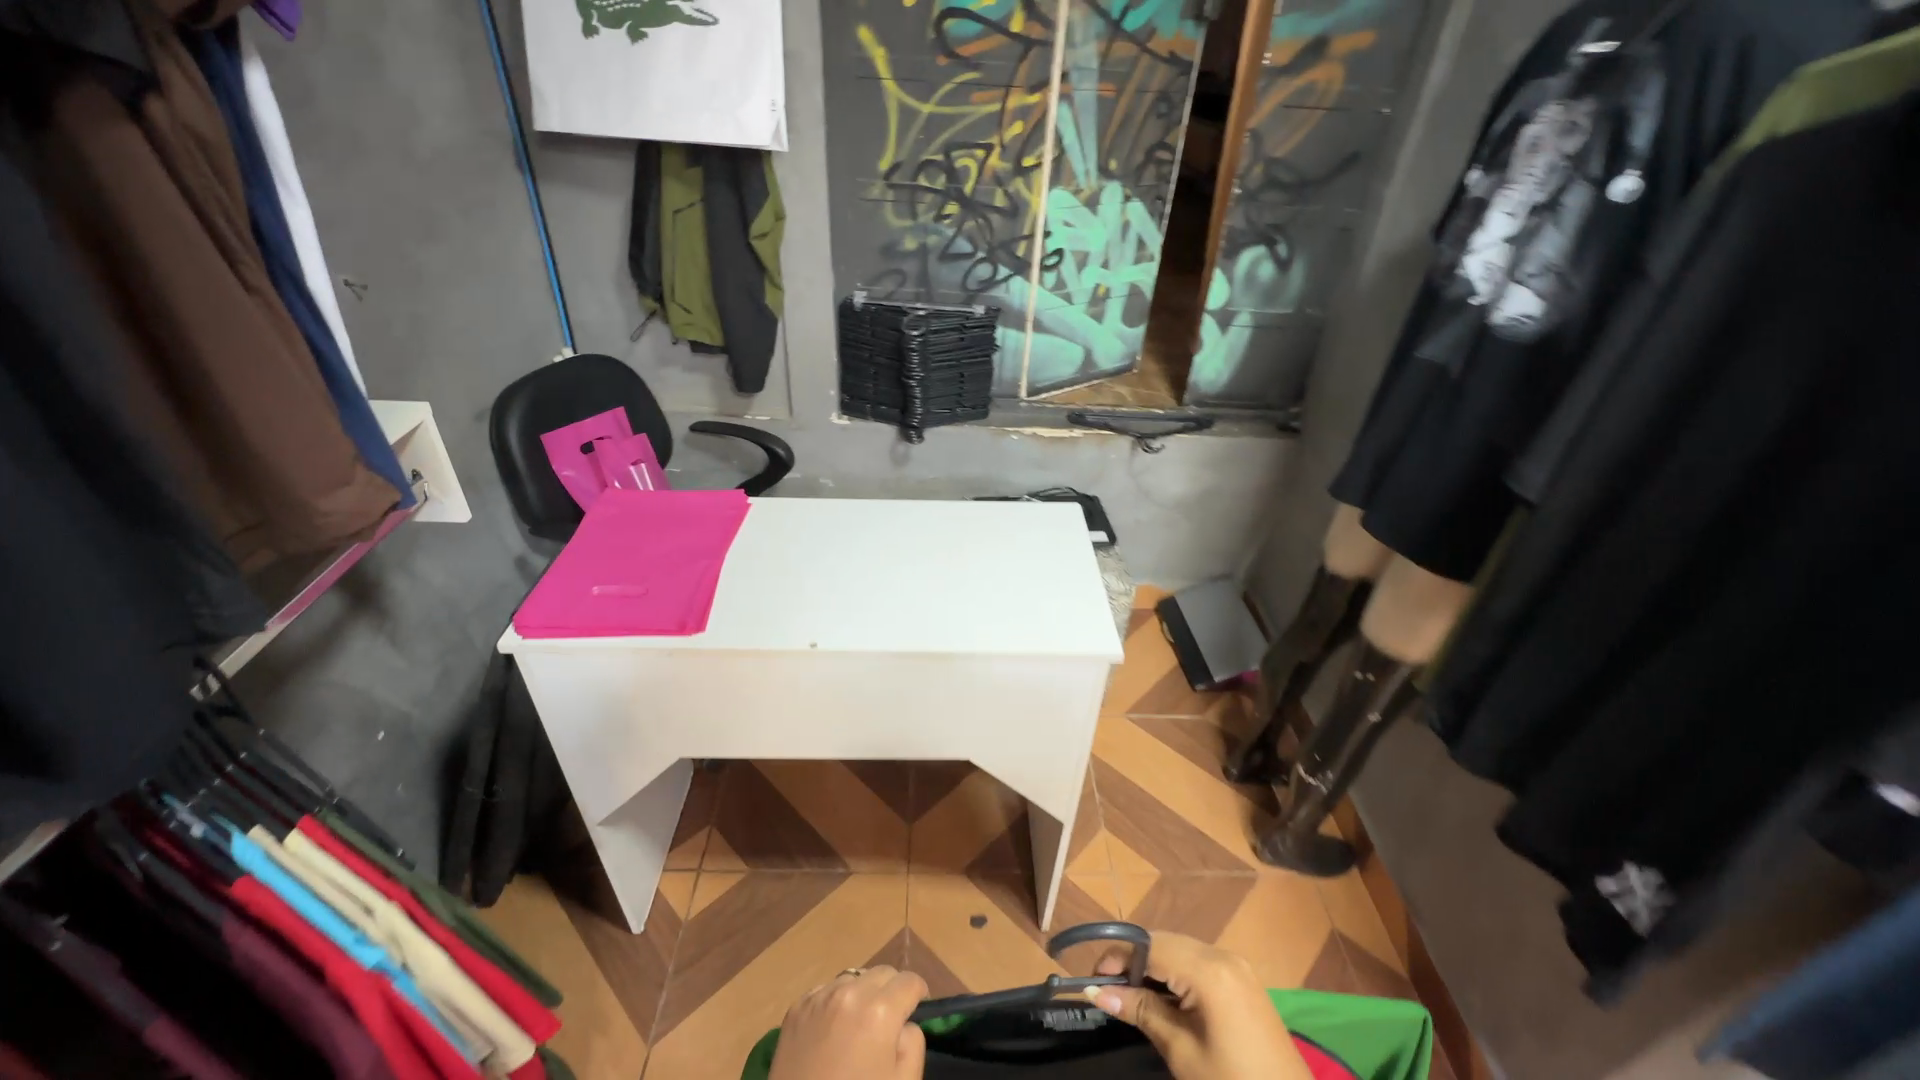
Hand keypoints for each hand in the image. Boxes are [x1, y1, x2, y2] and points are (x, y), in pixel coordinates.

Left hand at [769, 966, 928, 1079]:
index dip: (918, 997)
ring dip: (863, 994)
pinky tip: (833, 1030)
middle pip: (882, 973)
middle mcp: (849, 993)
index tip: (915, 1013)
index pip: (910, 981)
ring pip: (853, 977)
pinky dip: (836, 1001)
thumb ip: (914, 1042)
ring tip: (858, 1026)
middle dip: (892, 991)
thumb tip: (904, 1022)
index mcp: (880, 1010)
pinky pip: (826, 990)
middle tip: (888, 1022)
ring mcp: (819, 998)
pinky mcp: (796, 1008)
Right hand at [1084, 932, 1308, 1079]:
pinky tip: (1160, 998)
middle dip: (1132, 960)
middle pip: (1164, 942)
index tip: (1092, 981)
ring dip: (1151, 966)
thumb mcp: (1180, 1049)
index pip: (1150, 946)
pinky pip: (1197, 962)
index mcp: (1208, 970)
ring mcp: (1236, 966)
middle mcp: (1222, 955)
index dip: (1117, 958)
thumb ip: (1140, 1011)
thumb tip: (1096, 992)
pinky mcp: (1242, 979)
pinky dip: (1173, 973)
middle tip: (1105, 990)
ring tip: (1128, 996)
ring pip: (1179, 950)